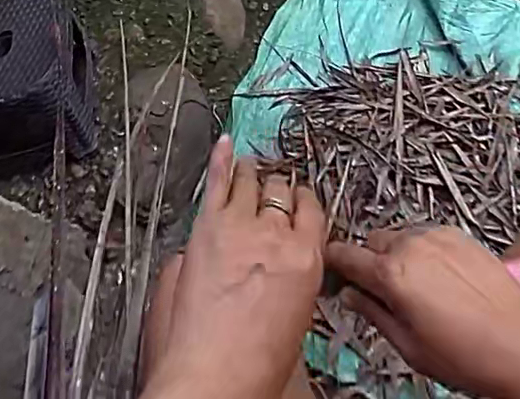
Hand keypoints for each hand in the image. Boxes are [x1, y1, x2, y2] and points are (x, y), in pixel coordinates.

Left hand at [140, 136, 325, 398]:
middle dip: (278, 188)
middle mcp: (274, 233)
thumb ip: (294, 279)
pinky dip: (220, 159)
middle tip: (273, 186)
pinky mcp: (207, 224)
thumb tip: (287, 269)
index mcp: (304, 259)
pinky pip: (217, 181)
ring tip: (251, 164)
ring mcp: (239, 223)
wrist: (212, 377)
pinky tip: (224, 144)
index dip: (304, 202)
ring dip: (252, 172)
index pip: (311, 211)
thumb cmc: (255, 366)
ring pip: (251, 180)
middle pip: (281, 191)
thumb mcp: (296, 320)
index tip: (300, 199)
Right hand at [325, 226, 519, 398]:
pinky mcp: (456, 232)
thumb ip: (374, 314)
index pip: (346, 255)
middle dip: (371, 261)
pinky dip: (422, 249)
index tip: (331, 266)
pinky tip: (440, 278)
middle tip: (383, 290)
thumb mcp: (410, 347)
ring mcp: (435, 235)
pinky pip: (425, 234)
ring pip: (399, 235)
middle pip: (372, 241)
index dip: (334, 260)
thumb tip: (350, 296)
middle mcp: (410, 244)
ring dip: (397, 253)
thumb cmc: (467, 357)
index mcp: (393, 274)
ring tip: (418, 287)